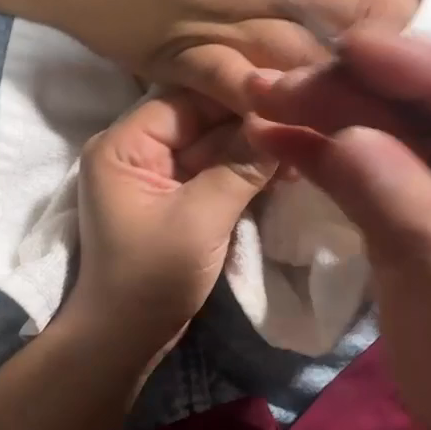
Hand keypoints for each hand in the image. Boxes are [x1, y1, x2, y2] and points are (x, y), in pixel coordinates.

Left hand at [71, 92, 278, 362]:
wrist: (125, 338)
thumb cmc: (151, 278)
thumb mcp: (200, 220)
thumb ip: (240, 167)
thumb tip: (282, 123)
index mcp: (123, 145)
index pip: (185, 98)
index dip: (236, 93)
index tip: (289, 90)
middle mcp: (136, 152)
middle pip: (201, 120)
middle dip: (250, 122)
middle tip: (307, 117)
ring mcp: (156, 178)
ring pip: (212, 147)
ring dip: (253, 149)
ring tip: (305, 145)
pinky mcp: (174, 202)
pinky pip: (213, 174)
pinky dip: (244, 173)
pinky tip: (286, 170)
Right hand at [246, 31, 430, 429]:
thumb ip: (422, 221)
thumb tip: (349, 138)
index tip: (360, 46)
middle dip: (364, 91)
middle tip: (286, 74)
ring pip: (396, 137)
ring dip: (331, 114)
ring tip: (264, 95)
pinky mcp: (417, 219)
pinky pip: (368, 177)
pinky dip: (322, 157)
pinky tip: (275, 136)